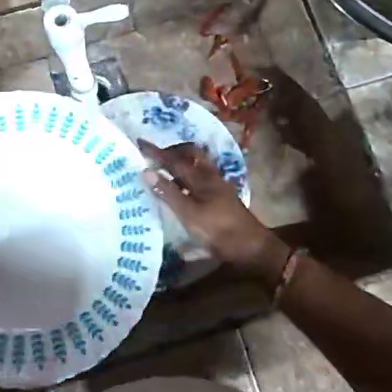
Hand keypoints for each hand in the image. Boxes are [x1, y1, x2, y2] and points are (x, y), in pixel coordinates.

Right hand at [139, 142, 288, 279]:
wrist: (252, 248)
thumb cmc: (219, 230)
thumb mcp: (189, 214)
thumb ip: (168, 193)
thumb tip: (146, 171)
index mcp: (202, 177)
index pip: (175, 160)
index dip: (156, 152)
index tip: (140, 143)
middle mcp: (210, 177)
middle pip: (191, 155)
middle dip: (173, 152)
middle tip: (156, 156)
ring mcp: (218, 187)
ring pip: (197, 167)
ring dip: (181, 164)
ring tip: (165, 172)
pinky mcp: (221, 198)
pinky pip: (200, 179)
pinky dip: (188, 178)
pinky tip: (181, 190)